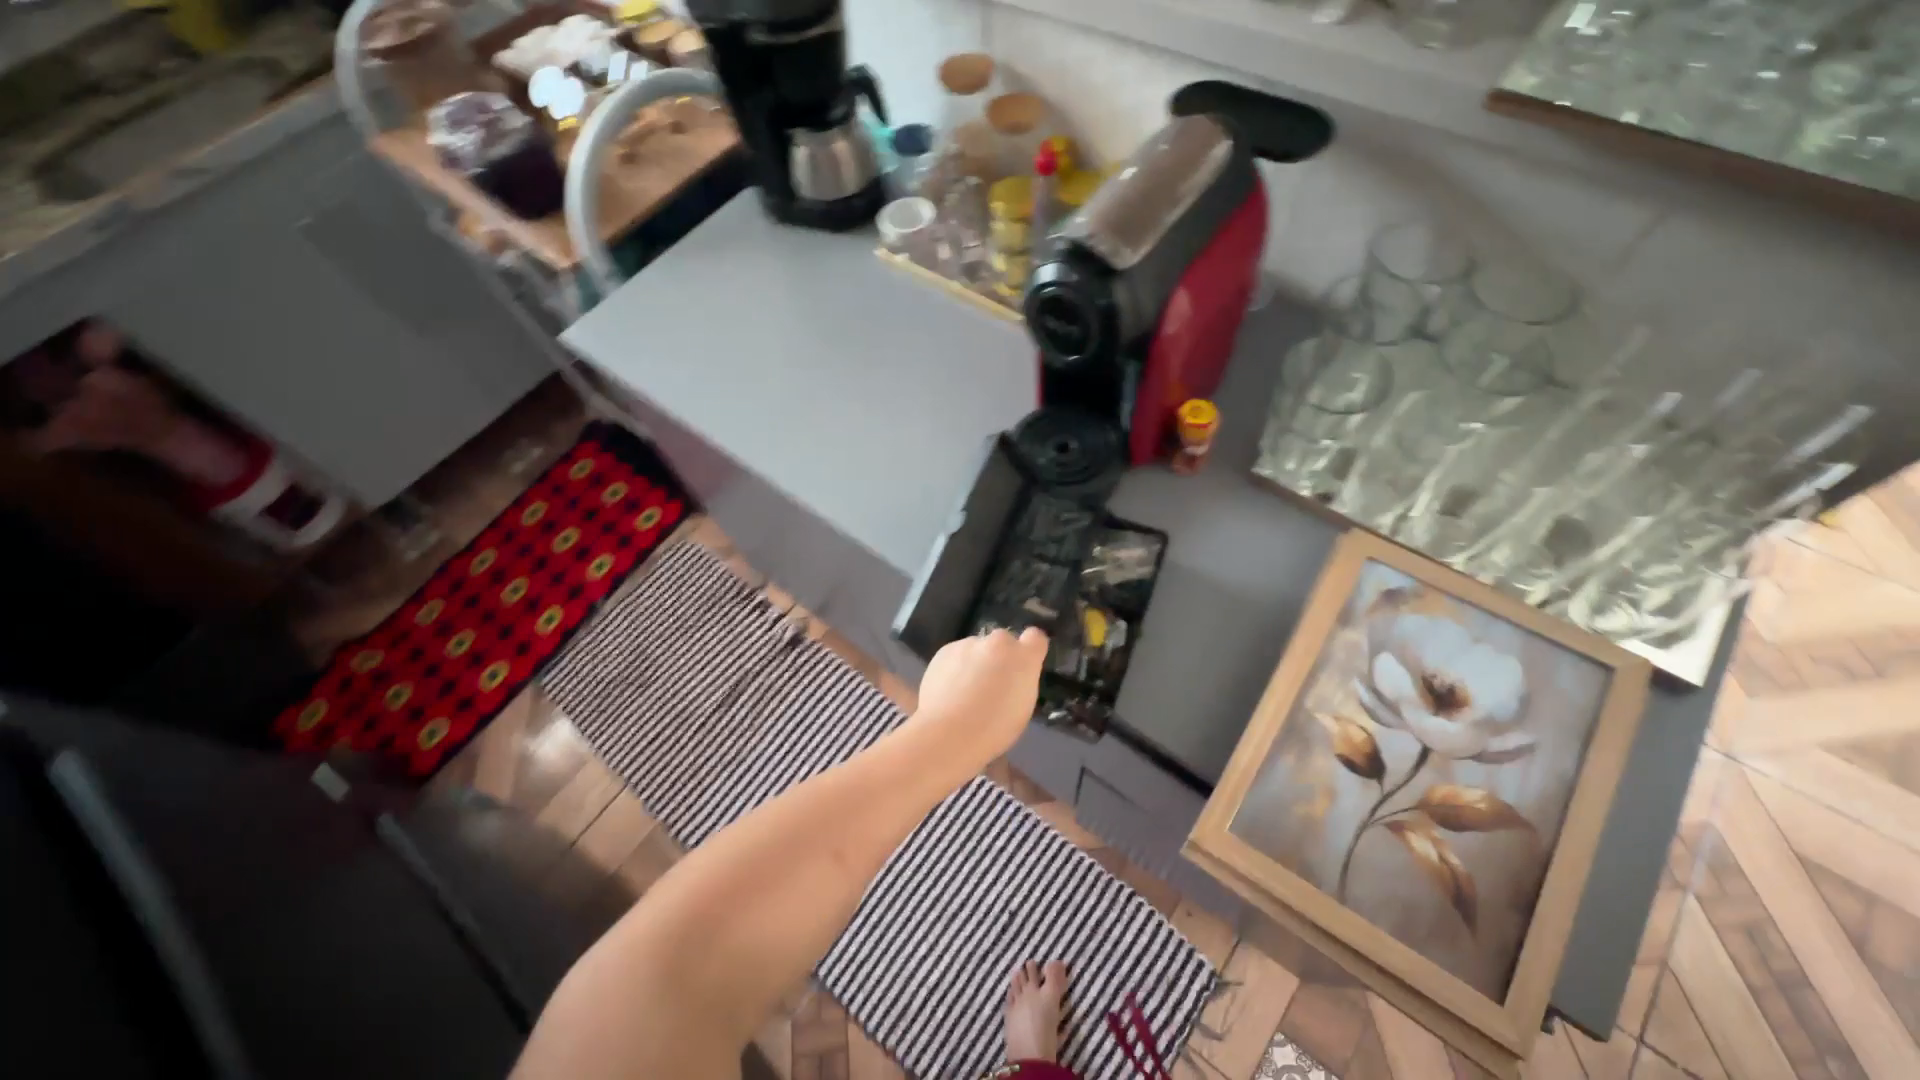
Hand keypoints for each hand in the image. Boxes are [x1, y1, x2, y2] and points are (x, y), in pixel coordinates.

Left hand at [911, 628, 1049, 766]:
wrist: (947, 733)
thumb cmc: (993, 730)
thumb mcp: (1022, 709)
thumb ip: (1021, 683)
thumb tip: (1013, 677)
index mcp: (1024, 658)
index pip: (1036, 638)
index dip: (1029, 650)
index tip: (1022, 666)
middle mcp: (998, 642)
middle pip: (1003, 641)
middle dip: (1000, 657)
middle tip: (991, 683)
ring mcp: (969, 643)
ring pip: (977, 648)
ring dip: (976, 662)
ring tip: (964, 690)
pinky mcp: (945, 650)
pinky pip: (956, 654)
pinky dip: (955, 667)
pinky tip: (947, 689)